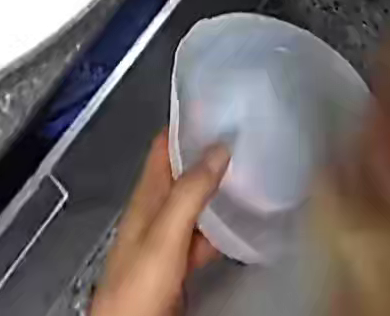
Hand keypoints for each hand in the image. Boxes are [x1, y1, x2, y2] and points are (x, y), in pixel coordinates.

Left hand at [90, 132, 231, 315]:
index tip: (217, 105)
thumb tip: (220, 146)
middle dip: (209, 152)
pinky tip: (241, 222)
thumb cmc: (140, 284)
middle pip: (183, 170)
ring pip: (196, 201)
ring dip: (218, 186)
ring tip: (249, 169)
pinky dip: (221, 224)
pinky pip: (203, 233)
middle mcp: (155, 211)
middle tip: (244, 135)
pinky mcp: (179, 264)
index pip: (164, 144)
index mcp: (147, 196)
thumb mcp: (165, 234)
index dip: (186, 122)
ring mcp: (166, 239)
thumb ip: (190, 191)